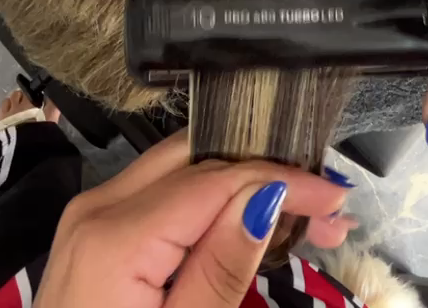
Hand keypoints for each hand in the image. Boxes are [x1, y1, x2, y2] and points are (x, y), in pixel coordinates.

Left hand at [34, 132, 348, 307]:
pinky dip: (208, 197)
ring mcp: (92, 213)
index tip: (334, 195)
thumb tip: (265, 196)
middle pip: (195, 157)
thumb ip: (219, 269)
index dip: (280, 178)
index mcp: (114, 235)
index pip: (213, 179)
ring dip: (241, 181)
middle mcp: (98, 206)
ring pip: (180, 167)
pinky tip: (245, 216)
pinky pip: (161, 191)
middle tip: (326, 205)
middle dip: (264, 170)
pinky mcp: (95, 229)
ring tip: (301, 213)